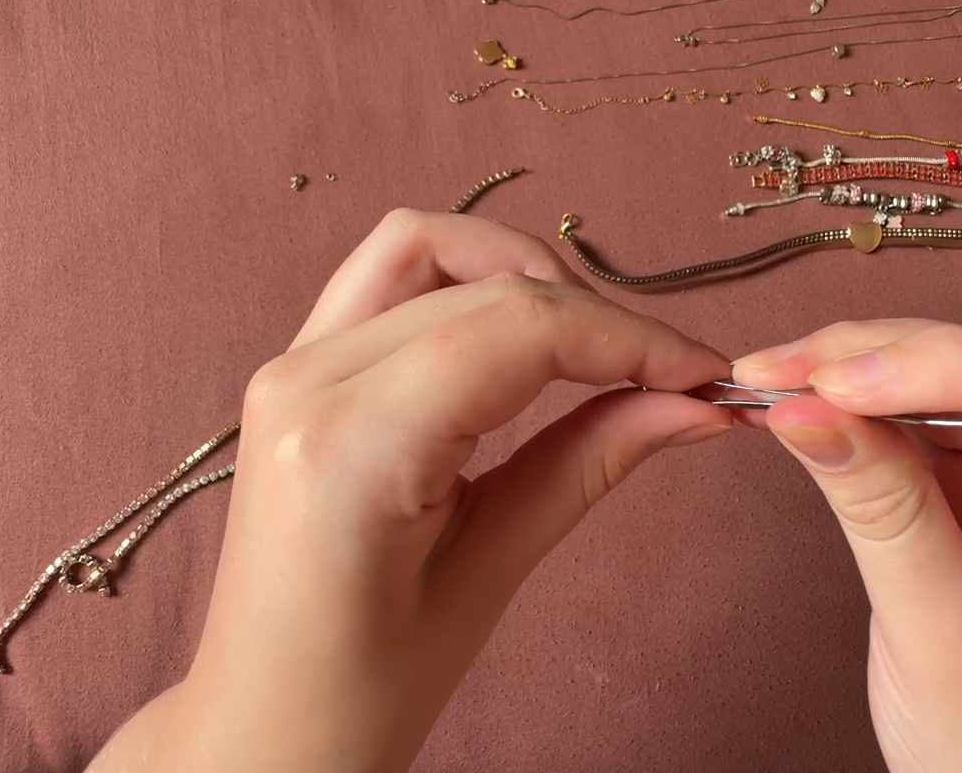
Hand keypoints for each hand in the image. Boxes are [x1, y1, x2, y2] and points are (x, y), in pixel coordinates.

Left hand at [89, 210, 731, 771]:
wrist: (260, 718)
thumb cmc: (367, 685)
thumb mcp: (492, 574)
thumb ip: (592, 462)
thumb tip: (696, 404)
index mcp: (349, 448)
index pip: (515, 332)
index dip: (625, 336)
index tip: (701, 369)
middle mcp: (307, 378)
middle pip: (484, 283)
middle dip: (591, 312)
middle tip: (661, 367)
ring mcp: (293, 360)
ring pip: (429, 245)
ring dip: (522, 270)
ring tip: (583, 340)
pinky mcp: (300, 360)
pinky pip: (395, 274)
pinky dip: (470, 278)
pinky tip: (512, 334)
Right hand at [734, 322, 961, 772]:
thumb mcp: (949, 658)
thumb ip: (885, 520)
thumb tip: (803, 409)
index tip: (840, 384)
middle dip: (886, 355)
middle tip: (777, 370)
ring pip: (957, 369)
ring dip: (854, 362)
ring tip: (768, 375)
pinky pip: (922, 402)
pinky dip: (852, 392)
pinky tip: (798, 390)